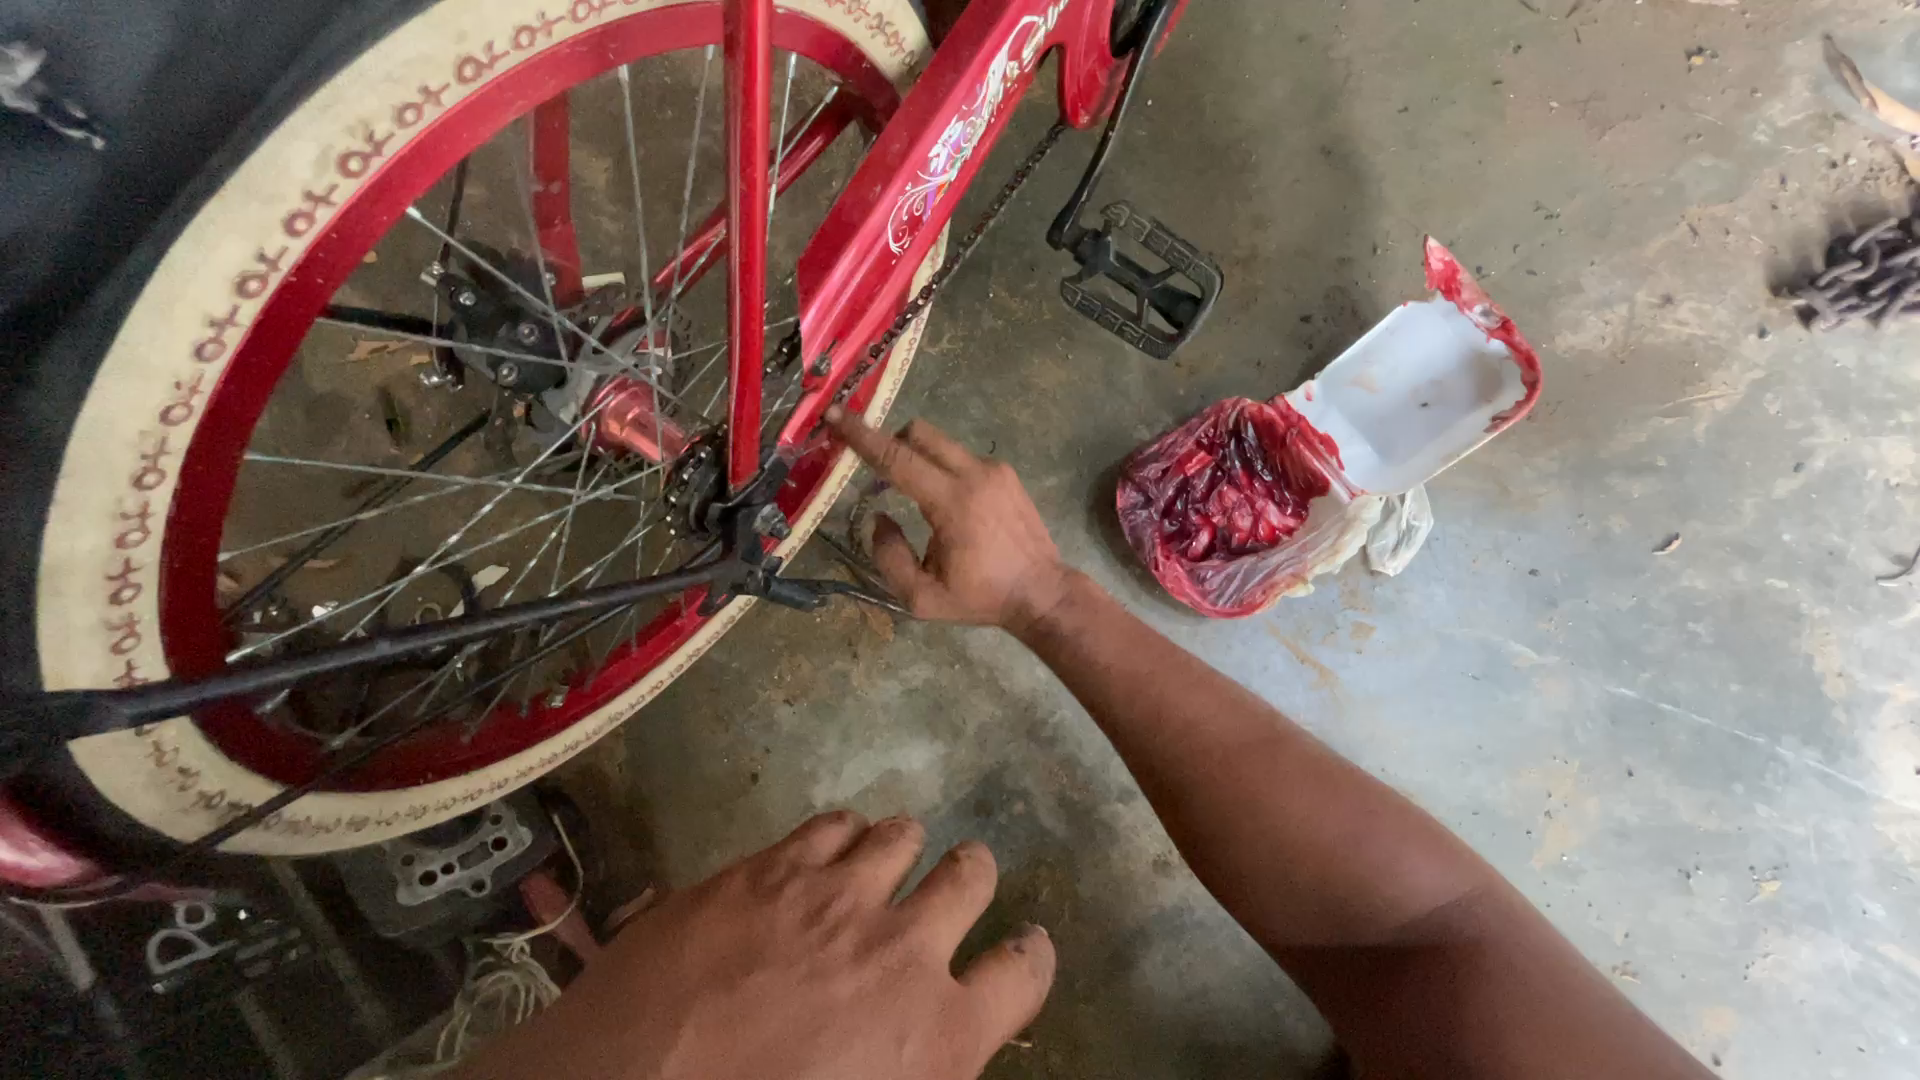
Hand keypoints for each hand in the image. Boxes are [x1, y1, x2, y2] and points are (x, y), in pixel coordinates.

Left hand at [456, 812, 1054, 1079]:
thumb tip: (927, 1043)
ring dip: (901, 847)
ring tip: (885, 856)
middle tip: (958, 875)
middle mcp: (900, 947)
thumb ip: (918, 1062)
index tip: (1026, 945)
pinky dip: (840, 833)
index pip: (1022, 975)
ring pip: (899, 835)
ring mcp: (833, 895)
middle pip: (969, 875)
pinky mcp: (769, 867)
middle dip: (970, 873)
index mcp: (936, 1032)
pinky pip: (830, 824)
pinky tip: (827, 845)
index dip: (1030, 957)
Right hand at [826, 406, 1073, 632]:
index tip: (834, 416)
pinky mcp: (1006, 473)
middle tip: (875, 465)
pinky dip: (944, 470)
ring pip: (942, 443)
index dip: (861, 436)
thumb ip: (889, 558)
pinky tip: (950, 506)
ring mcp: (995, 469)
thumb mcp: (923, 598)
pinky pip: (962, 458)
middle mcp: (975, 474)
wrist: (1042, 591)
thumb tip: (879, 519)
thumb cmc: (981, 598)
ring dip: (919, 458)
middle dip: (891, 441)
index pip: (897, 458)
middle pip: (919, 433)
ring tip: (916, 497)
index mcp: (952, 503)